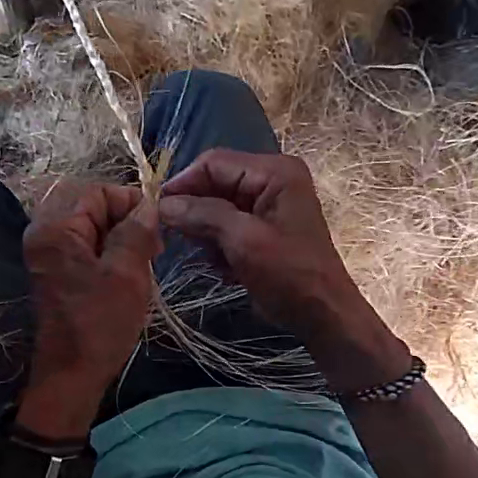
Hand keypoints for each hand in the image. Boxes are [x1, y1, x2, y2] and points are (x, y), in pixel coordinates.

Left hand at [18, 180, 160, 437]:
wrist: (71, 374)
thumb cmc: (100, 324)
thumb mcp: (127, 274)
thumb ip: (136, 231)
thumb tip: (148, 205)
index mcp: (55, 228)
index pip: (97, 191)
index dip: (130, 202)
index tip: (156, 228)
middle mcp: (43, 233)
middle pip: (90, 205)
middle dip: (124, 220)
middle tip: (151, 246)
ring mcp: (46, 252)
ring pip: (90, 226)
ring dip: (118, 237)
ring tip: (142, 262)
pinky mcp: (54, 270)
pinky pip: (84, 245)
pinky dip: (107, 251)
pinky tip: (126, 271)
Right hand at [159, 150, 409, 389]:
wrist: (321, 314)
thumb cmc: (289, 274)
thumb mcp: (243, 240)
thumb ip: (202, 215)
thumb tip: (162, 204)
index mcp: (274, 172)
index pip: (214, 163)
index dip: (182, 183)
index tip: (156, 209)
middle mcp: (270, 180)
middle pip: (214, 184)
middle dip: (193, 211)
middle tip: (172, 237)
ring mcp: (266, 205)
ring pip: (215, 207)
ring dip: (205, 232)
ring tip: (210, 257)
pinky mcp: (261, 229)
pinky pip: (225, 226)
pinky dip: (217, 244)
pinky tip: (223, 267)